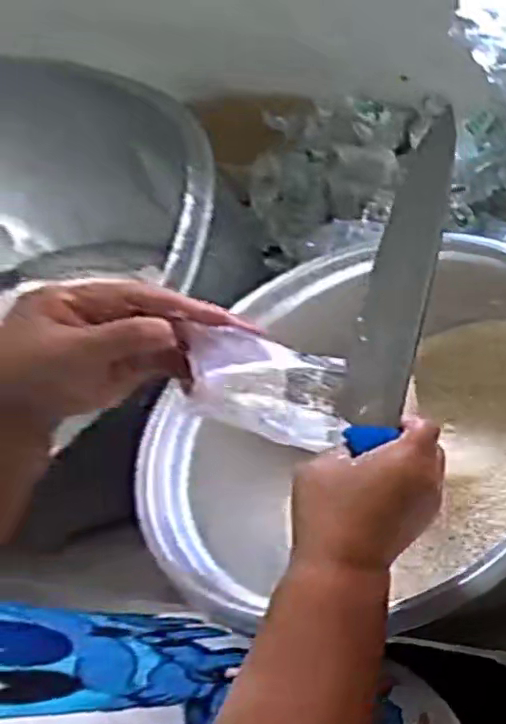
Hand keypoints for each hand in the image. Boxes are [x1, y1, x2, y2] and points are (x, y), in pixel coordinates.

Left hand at [0, 280, 244, 432]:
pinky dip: (192, 370)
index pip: (144, 296)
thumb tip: (172, 329)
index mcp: (80, 300)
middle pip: (164, 315)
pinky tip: (208, 380)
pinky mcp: (132, 363)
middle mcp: (103, 314)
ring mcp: (119, 339)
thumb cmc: (28, 373)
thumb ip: (124, 336)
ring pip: (173, 339)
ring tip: (236, 362)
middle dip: (205, 328)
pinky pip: (170, 361)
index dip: (189, 307)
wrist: (13, 409)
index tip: (231, 322)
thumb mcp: (74, 350)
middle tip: (247, 341)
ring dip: (203, 351)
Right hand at [291, 417, 444, 575]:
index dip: (408, 422)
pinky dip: (410, 484)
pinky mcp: (429, 516)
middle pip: (433, 448)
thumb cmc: (331, 509)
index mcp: (411, 457)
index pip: (427, 427)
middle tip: (375, 448)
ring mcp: (434, 498)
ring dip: (410, 465)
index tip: (386, 426)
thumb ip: (346, 448)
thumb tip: (360, 450)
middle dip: (408, 443)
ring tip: (375, 472)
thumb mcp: (322, 464)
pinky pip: (426, 490)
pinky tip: (381, 493)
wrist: (347, 558)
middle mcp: (431, 476)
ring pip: (431, 470)